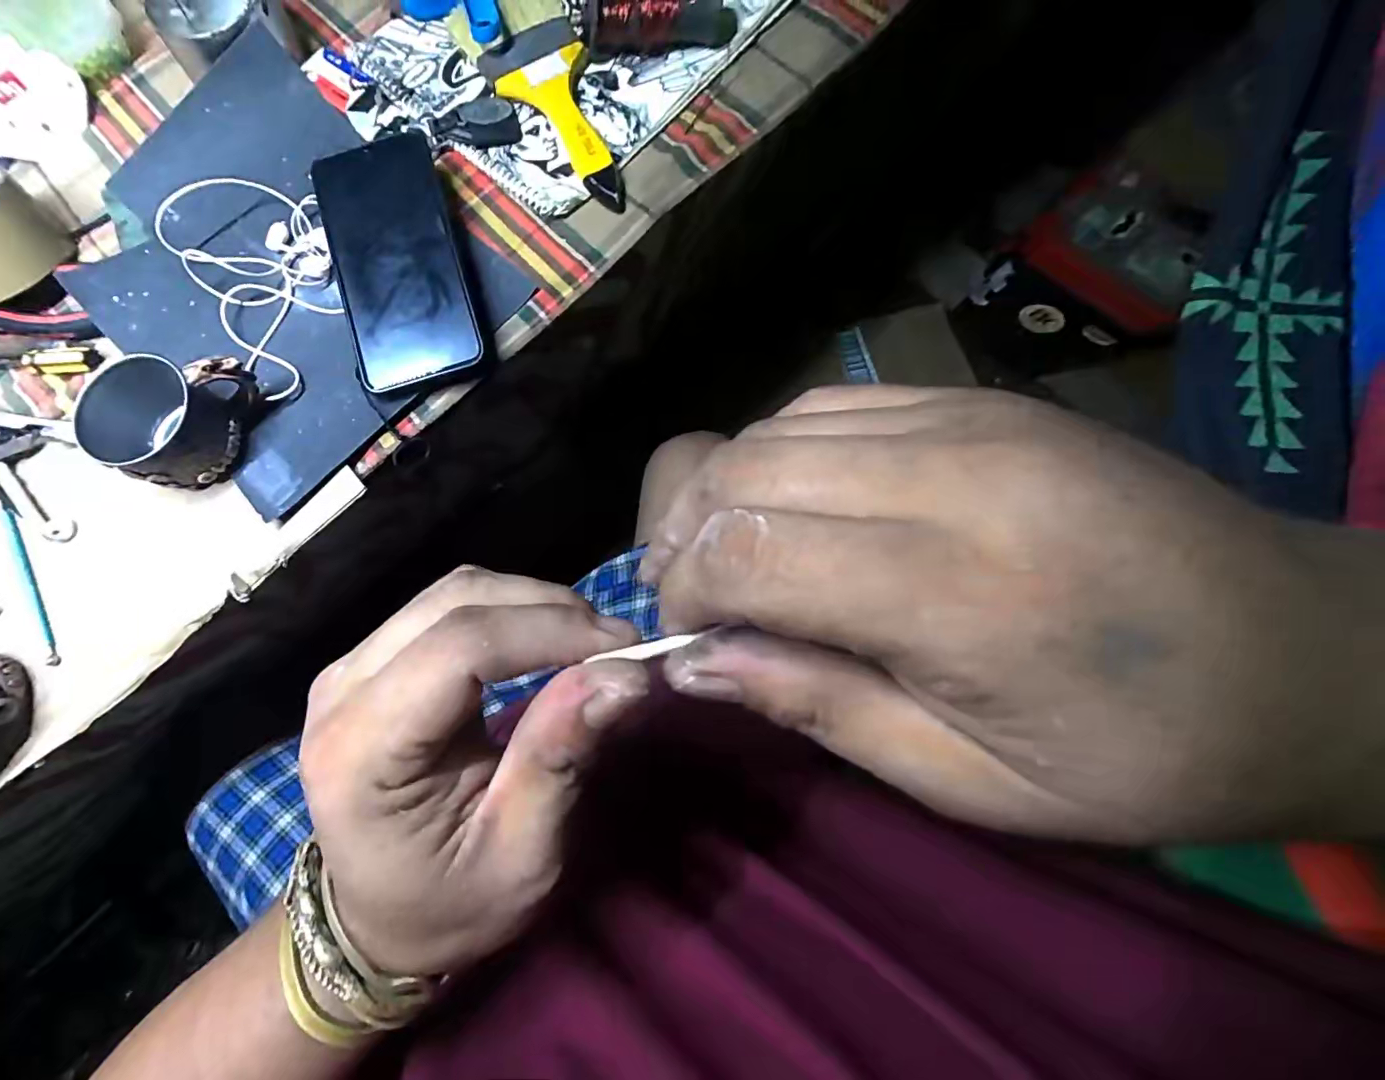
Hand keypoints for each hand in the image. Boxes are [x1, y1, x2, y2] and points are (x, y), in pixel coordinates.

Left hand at [299, 567, 650, 975]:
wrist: (372, 911)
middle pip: (451, 604)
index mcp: (359, 750)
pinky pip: (439, 608)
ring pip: (447, 592)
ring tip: (588, 640)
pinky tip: (542, 637)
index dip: (546, 632)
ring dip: (526, 602)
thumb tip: (623, 673)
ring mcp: (346, 667)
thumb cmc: (443, 905)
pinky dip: (502, 611)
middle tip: (617, 644)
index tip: (624, 648)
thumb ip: (558, 758)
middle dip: (545, 609)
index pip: (457, 649)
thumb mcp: (518, 859)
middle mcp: (340, 690)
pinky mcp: (365, 659)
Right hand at [639, 386, 1384, 842]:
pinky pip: (814, 410)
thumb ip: (815, 708)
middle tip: (686, 595)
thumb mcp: (968, 780)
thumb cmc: (1140, 751)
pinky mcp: (969, 400)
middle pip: (741, 476)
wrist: (1322, 652)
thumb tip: (690, 662)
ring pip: (765, 434)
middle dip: (682, 540)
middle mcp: (957, 479)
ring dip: (712, 496)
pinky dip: (766, 459)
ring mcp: (966, 421)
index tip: (686, 637)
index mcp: (964, 594)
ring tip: (717, 552)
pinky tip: (779, 506)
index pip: (751, 554)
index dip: (686, 593)